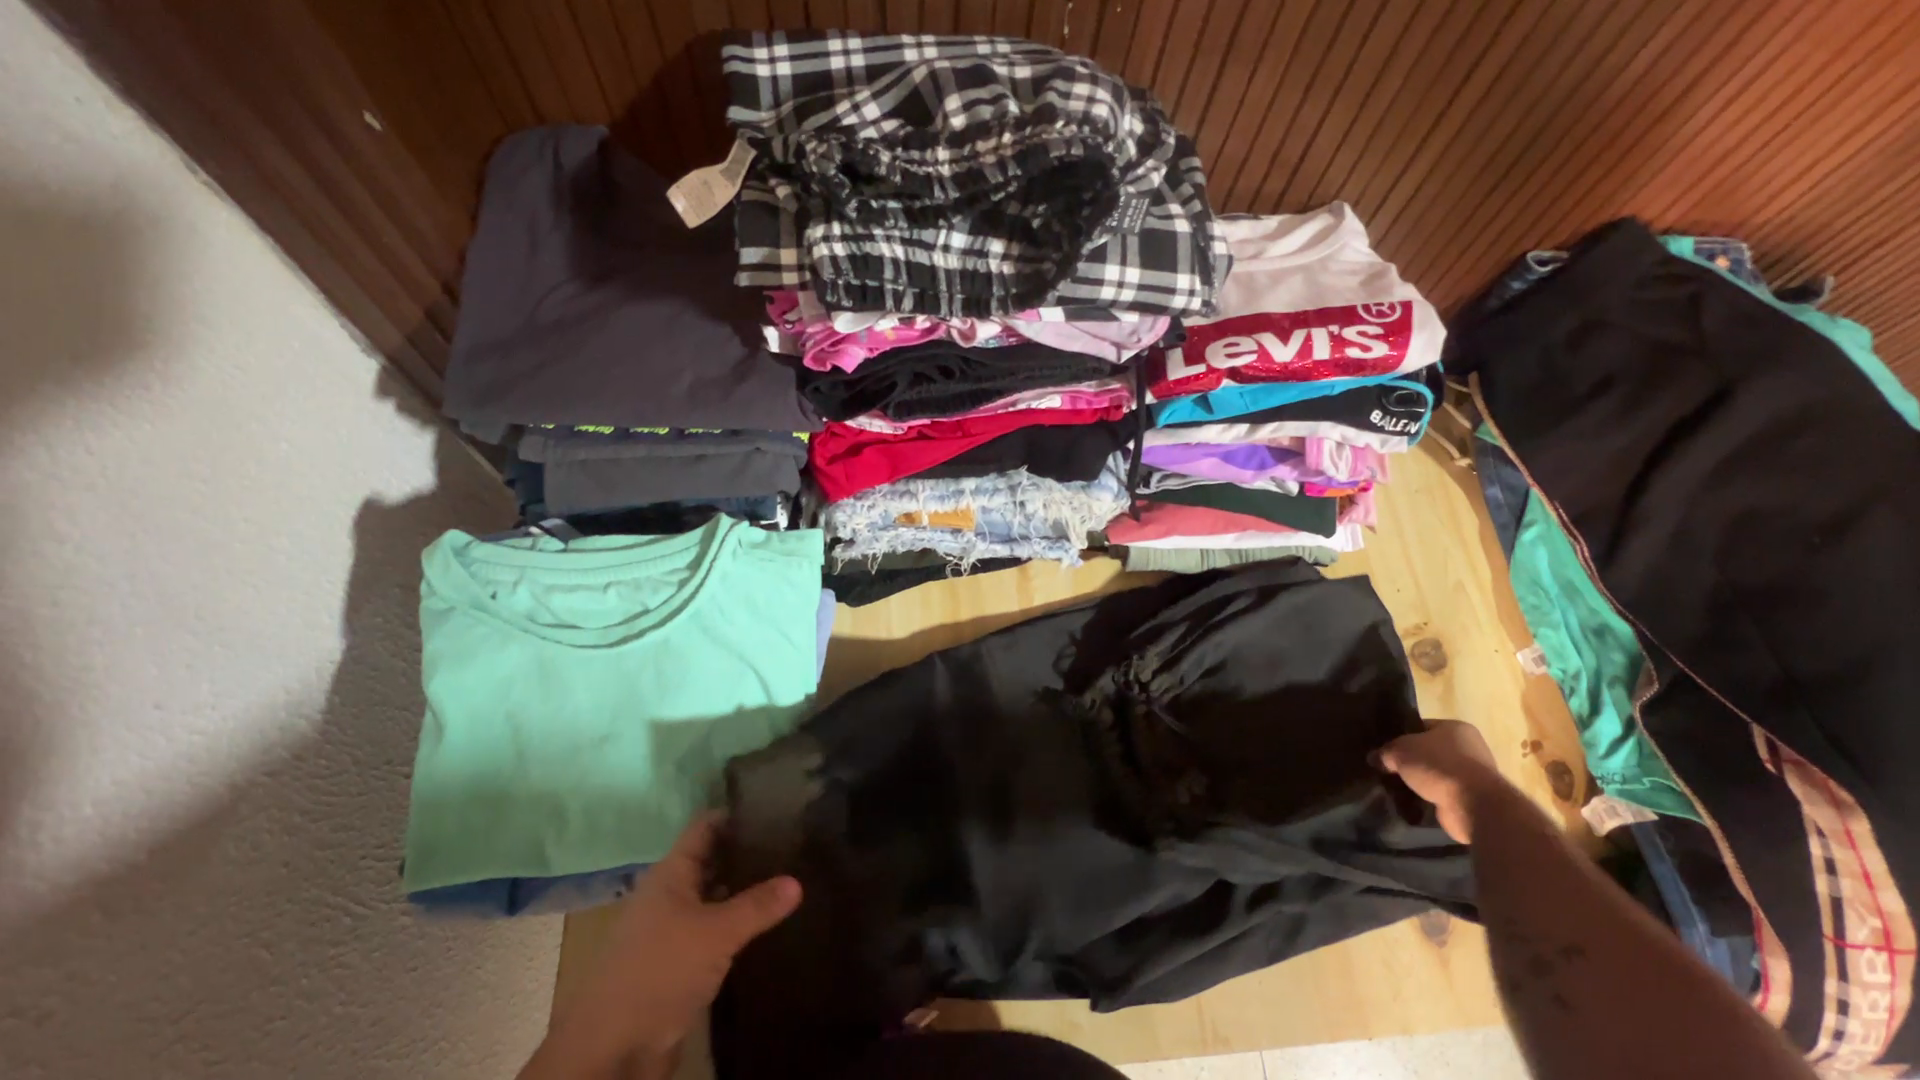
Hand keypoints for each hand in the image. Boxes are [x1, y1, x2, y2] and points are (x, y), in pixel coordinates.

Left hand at [522, 814, 800, 1079]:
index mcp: (670, 874)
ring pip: (714, 900)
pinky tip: (770, 928)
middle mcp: (669, 896)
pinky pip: (714, 934)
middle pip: (711, 862)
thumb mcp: (715, 933)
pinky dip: (738, 928)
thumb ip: (756, 905)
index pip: (705, 827)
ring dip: (745, 893)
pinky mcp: (680, 964)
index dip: (736, 815)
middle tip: (796, 846)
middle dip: (747, 854)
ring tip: (792, 881)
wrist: (614, 1046)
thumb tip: (797, 880)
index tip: (779, 807)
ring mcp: (672, 931)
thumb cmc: (659, 970)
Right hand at [1373, 720, 1509, 843]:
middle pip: (1430, 751)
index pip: (1422, 727)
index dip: (1401, 736)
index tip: (1386, 749)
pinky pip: (1444, 793)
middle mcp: (1469, 747)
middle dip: (1411, 761)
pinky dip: (1431, 797)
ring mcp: (1474, 774)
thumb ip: (1385, 752)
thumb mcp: (1400, 751)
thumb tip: (1374, 758)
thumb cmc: (1438, 765)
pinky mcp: (1473, 797)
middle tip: (1389, 770)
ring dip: (1421, 781)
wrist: (1472, 803)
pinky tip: (1414, 801)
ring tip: (1398, 787)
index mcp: (1456, 728)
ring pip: (1437, 773)